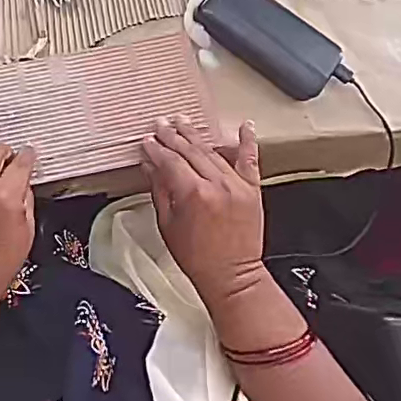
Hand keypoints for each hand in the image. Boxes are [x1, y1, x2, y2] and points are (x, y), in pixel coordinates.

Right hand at [140, 117, 265, 305]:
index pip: (170, 160)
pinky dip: (247, 141)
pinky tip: (244, 126)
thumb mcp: (168, 224)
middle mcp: (216, 185)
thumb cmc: (198, 258)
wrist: (232, 277)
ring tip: (183, 122)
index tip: (148, 141)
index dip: (156, 149)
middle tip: (161, 125)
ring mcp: (236, 185)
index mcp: (193, 194)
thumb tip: (150, 167)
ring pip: (213, 151)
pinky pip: (249, 159)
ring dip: (196, 135)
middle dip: (172, 136)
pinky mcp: (252, 189)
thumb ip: (160, 190)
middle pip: (190, 150)